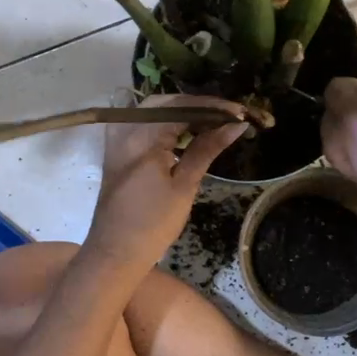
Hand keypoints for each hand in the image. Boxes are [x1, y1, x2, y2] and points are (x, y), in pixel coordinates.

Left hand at [84, 95, 248, 268]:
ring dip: (184, 113)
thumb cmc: (153, 224)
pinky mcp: (117, 148)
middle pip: (168, 103)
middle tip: (230, 116)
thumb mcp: (185, 185)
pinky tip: (187, 132)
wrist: (115, 253)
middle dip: (200, 106)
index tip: (241, 112)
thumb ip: (207, 149)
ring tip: (214, 122)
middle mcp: (126, 128)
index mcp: (142, 136)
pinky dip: (168, 123)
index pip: (182, 106)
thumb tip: (235, 125)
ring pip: (155, 110)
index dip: (214, 107)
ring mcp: (118, 137)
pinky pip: (144, 123)